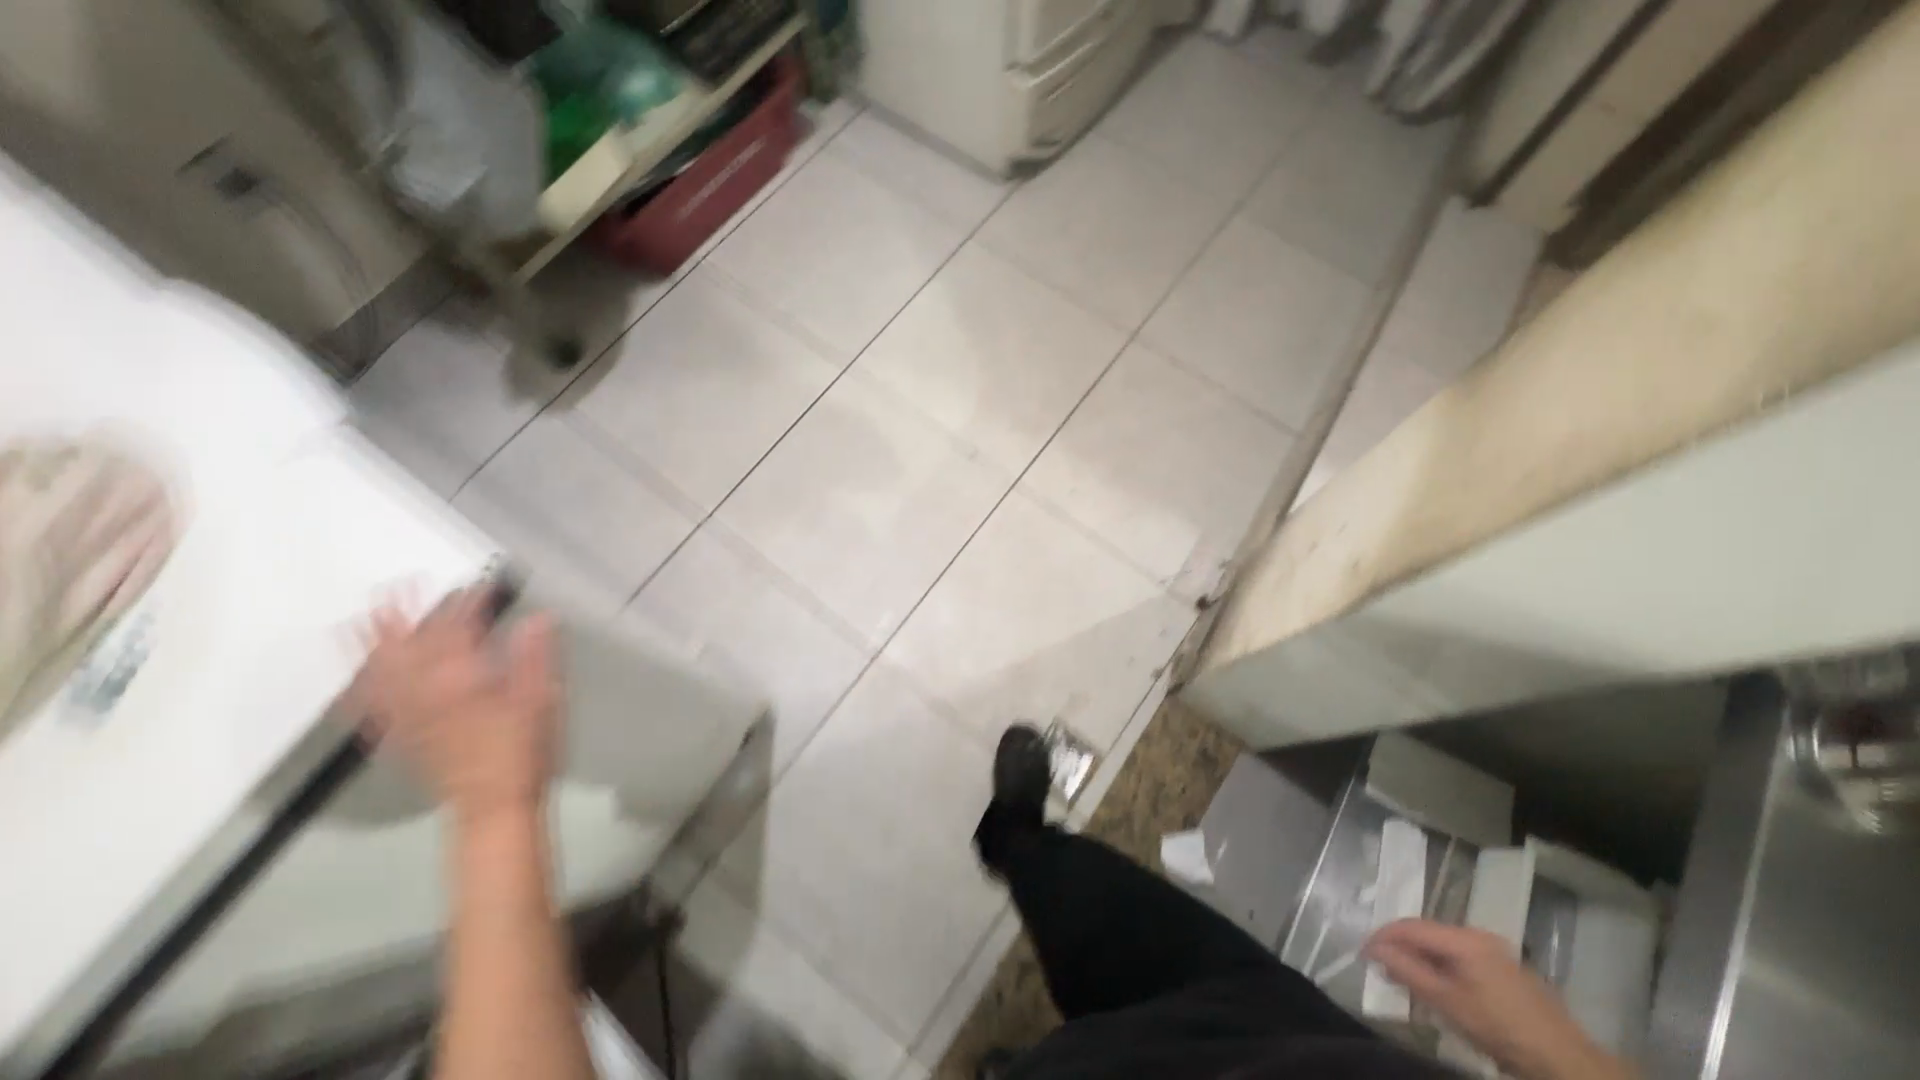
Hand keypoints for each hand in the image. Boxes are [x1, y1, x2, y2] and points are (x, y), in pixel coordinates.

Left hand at [350, 587, 561, 827]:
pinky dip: (361, 693)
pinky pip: (373, 711)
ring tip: (355, 622)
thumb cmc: (524, 753)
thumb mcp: (543, 700)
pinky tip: (353, 685)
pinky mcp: (403, 739)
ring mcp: (411, 717)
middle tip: (394, 590)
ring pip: (383, 674)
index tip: (479, 587)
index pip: (461, 631)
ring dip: (368, 648)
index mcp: (466, 680)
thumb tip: (538, 621)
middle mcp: (430, 694)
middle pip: (409, 647)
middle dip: (401, 617)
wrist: (494, 807)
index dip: (468, 604)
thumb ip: (536, 658)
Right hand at [1365, 920, 1634, 1079]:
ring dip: (1420, 957)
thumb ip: (1407, 970)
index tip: (1362, 955)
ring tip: (1405, 979)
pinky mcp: (1507, 967)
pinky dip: (1442, 965)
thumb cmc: (1498, 1027)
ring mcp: (1496, 950)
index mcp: (1464, 939)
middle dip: (1400, 947)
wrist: (1561, 1057)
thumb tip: (1374, 948)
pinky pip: (1462, 956)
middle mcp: (1479, 935)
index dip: (1382, 937)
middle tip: (1381, 969)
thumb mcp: (1446, 1002)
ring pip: (1444, 945)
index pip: (1410, 926)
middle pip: (1427, 932)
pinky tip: (1439, 986)